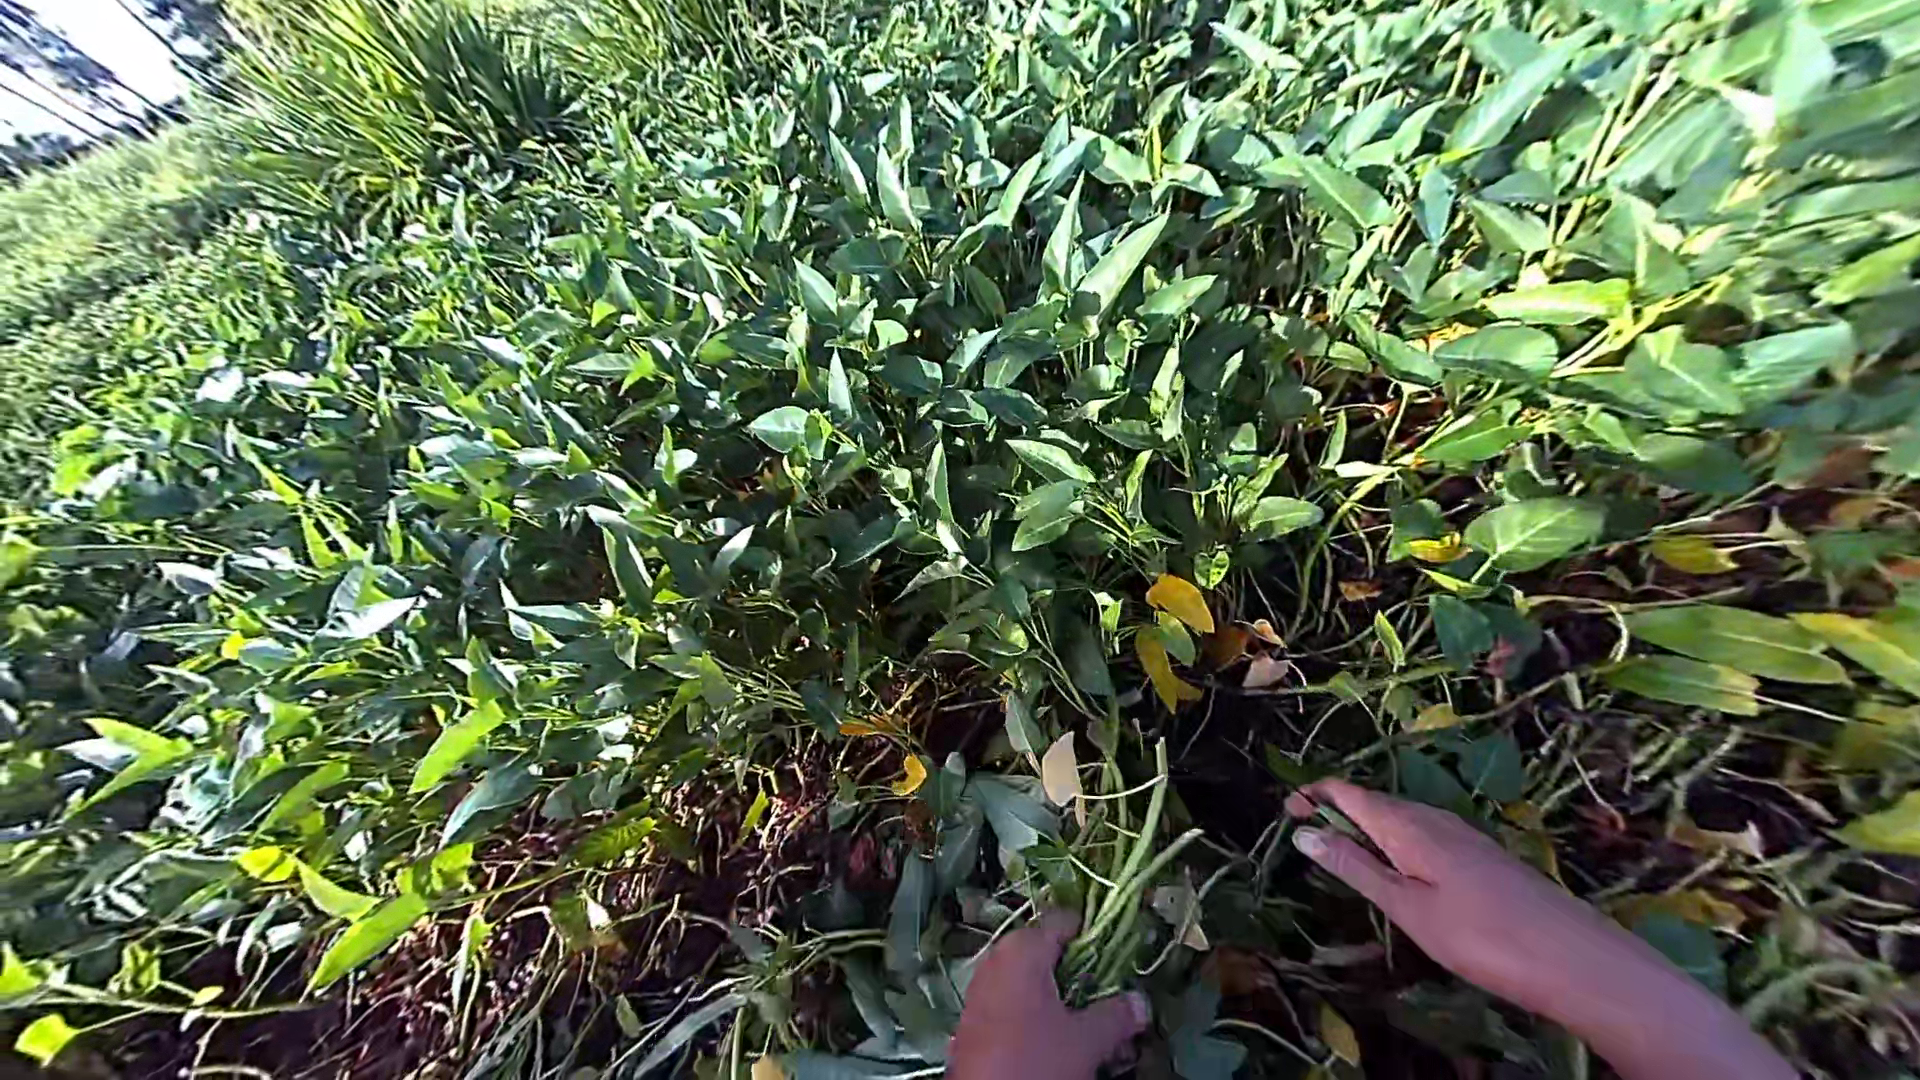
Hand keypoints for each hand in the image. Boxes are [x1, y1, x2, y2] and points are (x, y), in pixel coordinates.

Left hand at [948, 910, 1150, 1079]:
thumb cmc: (1034, 1062)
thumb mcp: (1083, 1042)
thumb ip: (1115, 1016)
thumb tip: (1141, 1001)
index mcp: (1024, 946)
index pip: (1065, 920)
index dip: (1094, 935)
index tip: (1119, 958)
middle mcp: (1000, 954)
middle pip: (1050, 950)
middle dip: (1082, 975)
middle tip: (1110, 1000)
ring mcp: (985, 982)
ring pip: (1033, 977)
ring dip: (1062, 997)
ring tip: (1090, 1026)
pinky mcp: (977, 1012)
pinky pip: (1015, 997)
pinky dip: (1038, 1010)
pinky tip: (1058, 1038)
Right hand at [1286, 778, 1795, 1079]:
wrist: (1591, 968)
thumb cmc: (1484, 937)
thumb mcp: (1406, 906)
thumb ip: (1352, 865)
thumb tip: (1300, 832)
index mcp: (1403, 823)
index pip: (1343, 790)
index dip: (1310, 795)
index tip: (1286, 815)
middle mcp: (1430, 816)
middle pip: (1368, 800)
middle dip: (1334, 813)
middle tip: (1312, 846)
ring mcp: (1461, 833)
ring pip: (1397, 817)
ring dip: (1364, 829)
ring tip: (1351, 863)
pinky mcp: (1483, 854)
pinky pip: (1422, 832)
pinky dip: (1395, 842)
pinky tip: (1405, 877)